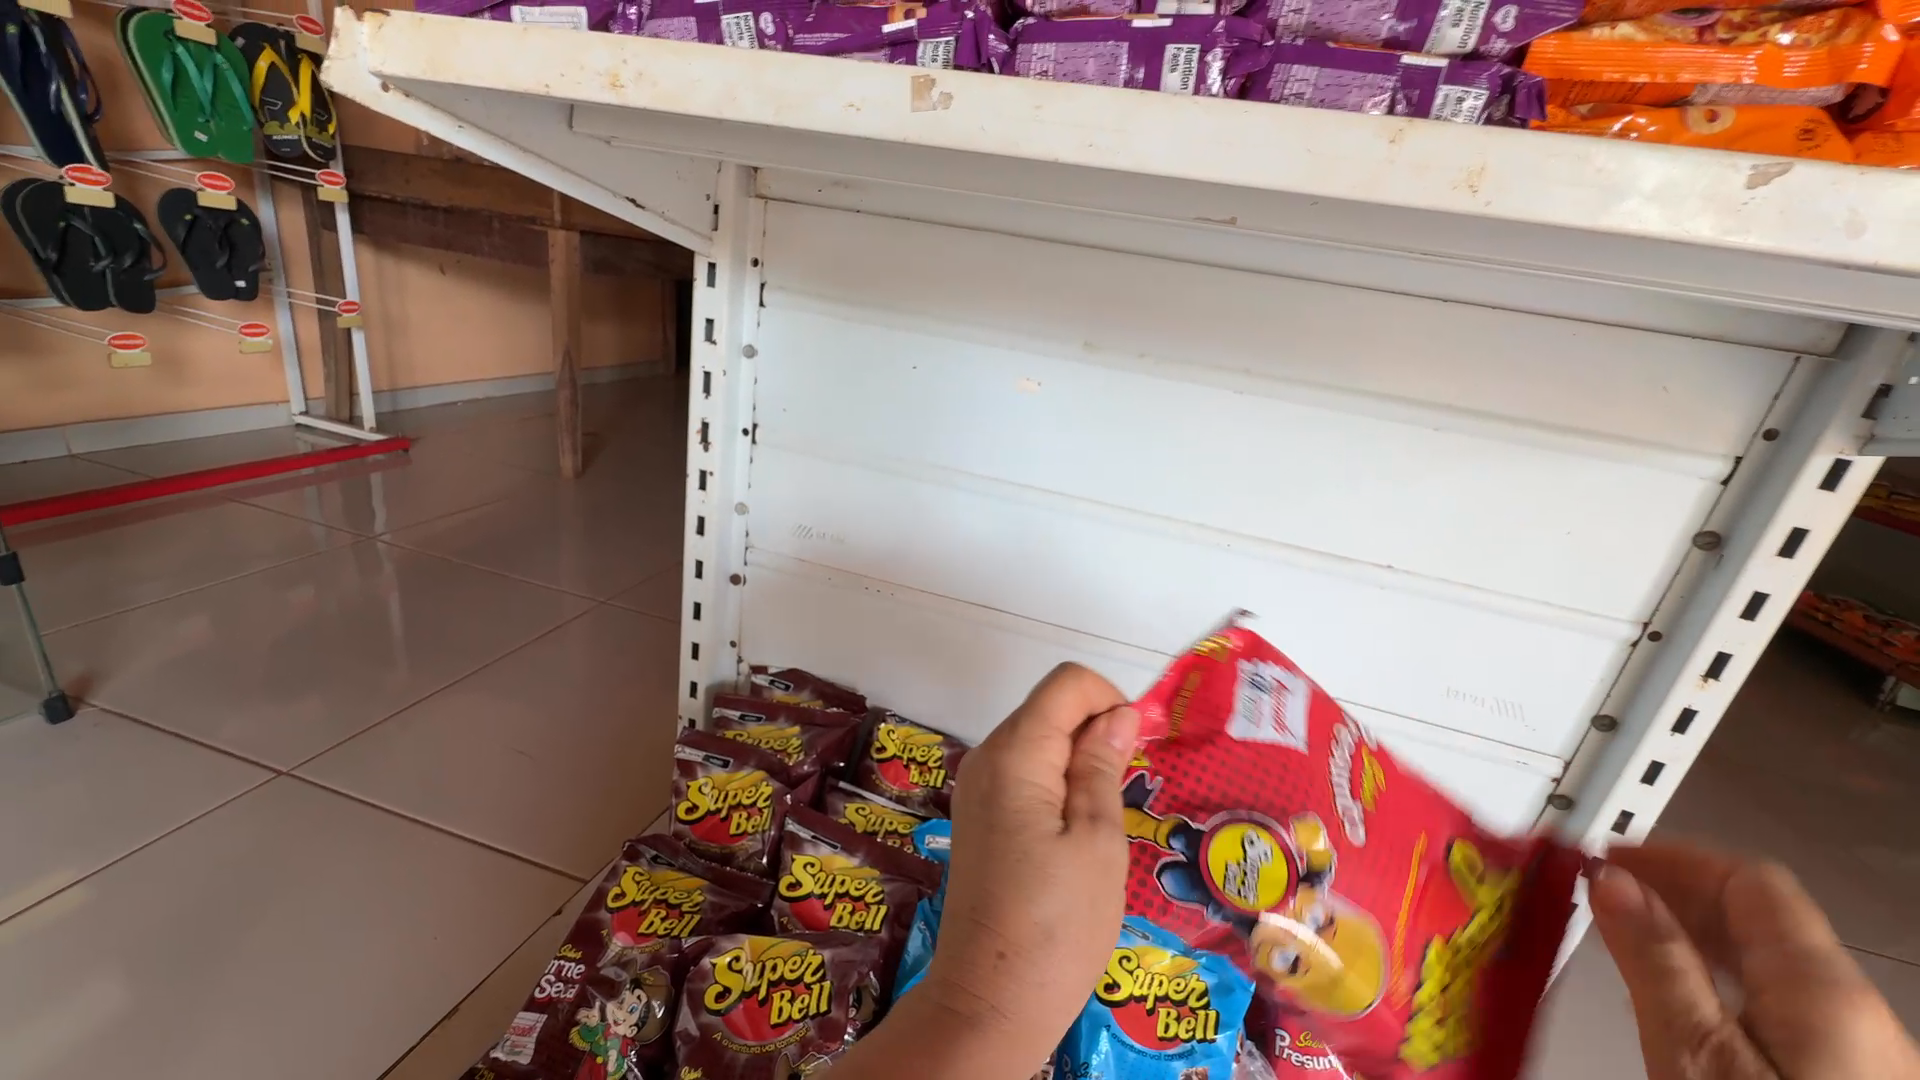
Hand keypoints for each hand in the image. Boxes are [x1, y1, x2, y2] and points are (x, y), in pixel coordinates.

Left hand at [835, 663, 1136, 1079]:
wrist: (990, 1000)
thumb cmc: (1058, 926)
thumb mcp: (1098, 841)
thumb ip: (1102, 766)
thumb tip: (1117, 714)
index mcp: (1015, 754)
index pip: (1067, 684)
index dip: (1110, 700)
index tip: (1137, 750)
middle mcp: (986, 757)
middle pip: (1048, 707)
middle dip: (1095, 730)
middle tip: (1128, 791)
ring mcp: (976, 786)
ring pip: (1037, 738)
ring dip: (1078, 759)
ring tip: (1105, 818)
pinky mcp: (977, 814)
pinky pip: (1022, 772)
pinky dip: (1055, 781)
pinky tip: (1076, 831)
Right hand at [1590, 841, 1919, 1079]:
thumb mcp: (1696, 1056)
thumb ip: (1655, 961)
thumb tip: (1613, 880)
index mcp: (1820, 988)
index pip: (1749, 880)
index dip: (1672, 857)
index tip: (1600, 860)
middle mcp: (1848, 1005)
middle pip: (1758, 913)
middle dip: (1671, 887)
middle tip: (1597, 892)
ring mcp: (1852, 1045)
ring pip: (1762, 954)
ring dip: (1685, 927)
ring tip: (1619, 932)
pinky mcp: (1839, 1076)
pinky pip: (1769, 995)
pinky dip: (1708, 970)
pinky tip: (1670, 990)